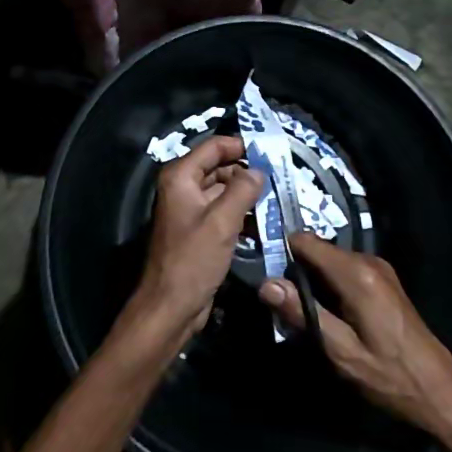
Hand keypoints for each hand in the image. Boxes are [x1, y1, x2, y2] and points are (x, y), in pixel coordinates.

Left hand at [129, 136, 262, 340]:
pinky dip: (240, 214)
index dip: (242, 146)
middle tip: (280, 181)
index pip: (214, 147)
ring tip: (277, 202)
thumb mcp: (222, 221)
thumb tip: (259, 170)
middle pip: (219, 167)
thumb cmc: (193, 260)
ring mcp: (189, 208)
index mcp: (180, 176)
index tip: (271, 153)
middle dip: (247, 173)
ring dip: (247, 196)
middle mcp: (182, 187)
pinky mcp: (197, 229)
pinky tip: (263, 224)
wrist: (171, 305)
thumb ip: (242, 190)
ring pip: (223, 190)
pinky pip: (222, 211)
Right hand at [259, 233, 451, 451]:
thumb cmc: (391, 376)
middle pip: (316, 250)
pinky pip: (344, 271)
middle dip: (294, 269)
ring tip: (296, 309)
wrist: (443, 394)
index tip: (262, 270)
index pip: (305, 241)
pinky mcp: (383, 282)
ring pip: (329, 261)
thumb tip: (266, 283)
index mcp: (356, 274)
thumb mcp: (342, 351)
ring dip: (310, 280)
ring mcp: (379, 270)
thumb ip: (303, 313)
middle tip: (276, 300)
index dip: (281, 252)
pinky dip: (328, 285)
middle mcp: (368, 262)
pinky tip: (323, 313)